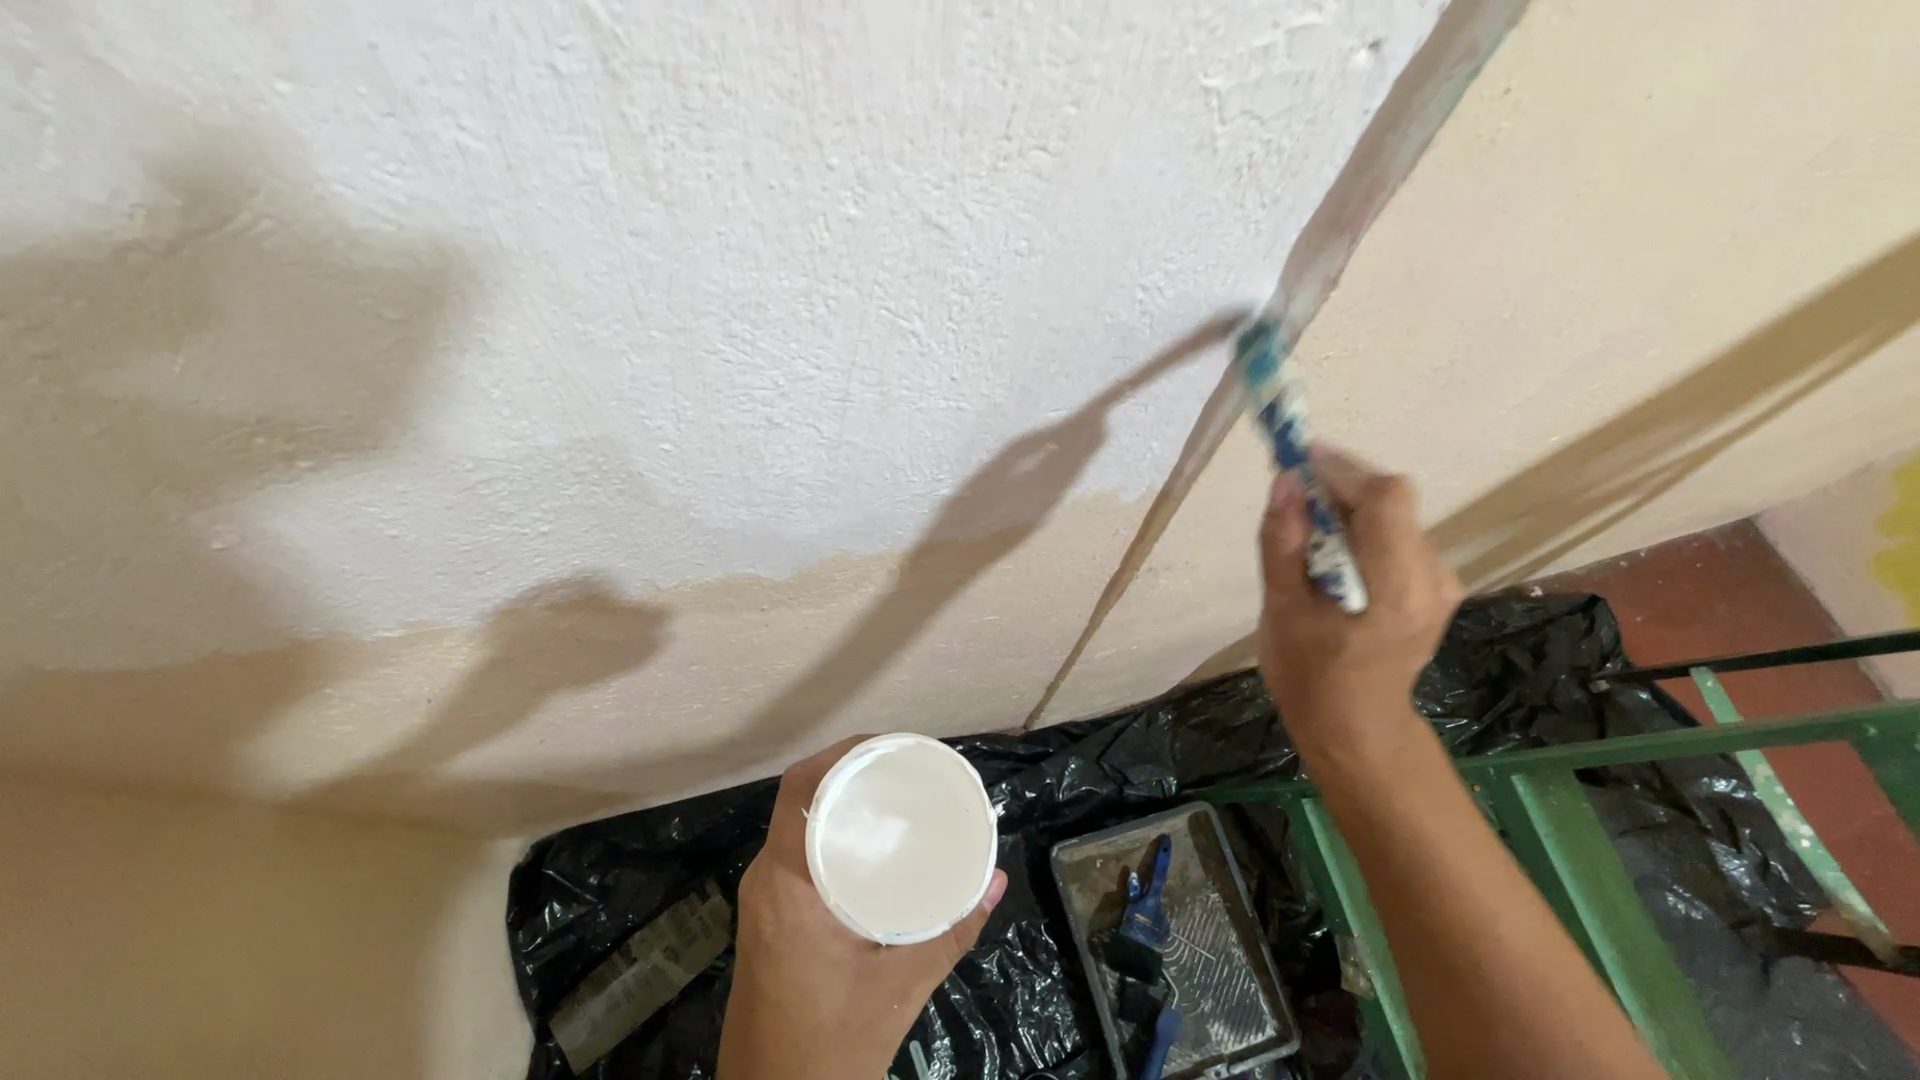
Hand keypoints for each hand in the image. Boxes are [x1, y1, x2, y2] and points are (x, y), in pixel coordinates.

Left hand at [718, 736, 1008, 1079]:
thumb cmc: (829, 1046)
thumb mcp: (900, 987)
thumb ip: (951, 931)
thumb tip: (995, 880)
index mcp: (786, 885)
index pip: (801, 790)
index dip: (841, 754)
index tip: (892, 747)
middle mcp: (765, 880)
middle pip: (798, 799)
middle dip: (849, 772)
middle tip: (905, 770)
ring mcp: (762, 900)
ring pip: (796, 825)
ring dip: (838, 802)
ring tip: (893, 795)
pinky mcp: (768, 918)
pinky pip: (796, 852)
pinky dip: (830, 834)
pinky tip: (868, 844)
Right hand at [1257, 448, 1462, 762]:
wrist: (1354, 729)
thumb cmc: (1310, 677)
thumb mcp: (1282, 611)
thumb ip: (1283, 542)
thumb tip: (1283, 479)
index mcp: (1397, 585)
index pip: (1386, 496)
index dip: (1341, 470)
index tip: (1295, 462)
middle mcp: (1433, 576)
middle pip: (1391, 502)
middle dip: (1339, 487)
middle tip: (1289, 493)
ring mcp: (1441, 583)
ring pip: (1394, 518)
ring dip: (1348, 509)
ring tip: (1303, 527)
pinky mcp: (1434, 588)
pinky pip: (1397, 539)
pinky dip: (1361, 531)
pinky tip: (1329, 554)